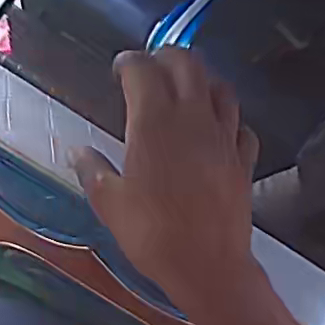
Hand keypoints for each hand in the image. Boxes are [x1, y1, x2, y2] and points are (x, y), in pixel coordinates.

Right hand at [72, 48, 261, 310]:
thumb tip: (80, 153)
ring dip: (202, 82)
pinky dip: (230, 121)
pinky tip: (220, 131)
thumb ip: (93, 171)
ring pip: (221, 89)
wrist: (208, 267)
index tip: (121, 70)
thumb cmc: (154, 236)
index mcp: (154, 122)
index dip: (128, 63)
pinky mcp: (244, 163)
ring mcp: (224, 139)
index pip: (142, 69)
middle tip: (153, 68)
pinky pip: (242, 127)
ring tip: (187, 91)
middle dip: (166, 57)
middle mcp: (193, 120)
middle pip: (187, 64)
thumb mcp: (110, 205)